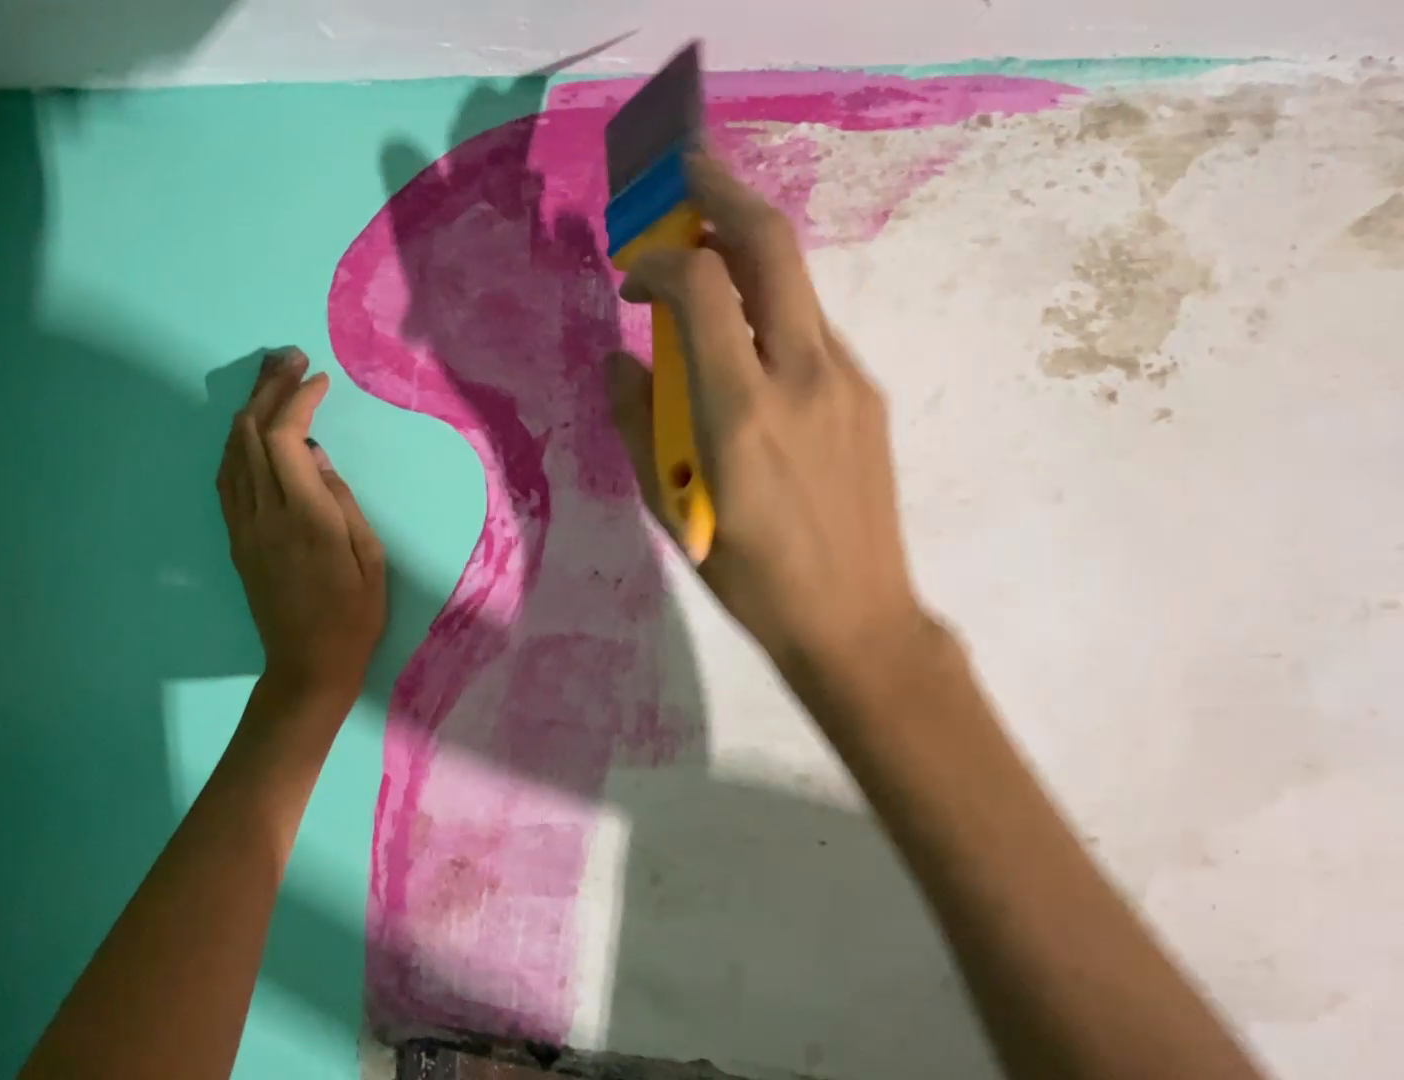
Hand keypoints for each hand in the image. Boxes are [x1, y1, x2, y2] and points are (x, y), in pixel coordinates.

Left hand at [217, 347, 387, 704]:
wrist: (308, 665)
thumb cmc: (354, 615)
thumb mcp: (370, 558)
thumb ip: (342, 501)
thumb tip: (315, 456)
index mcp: (305, 517)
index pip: (286, 437)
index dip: (298, 399)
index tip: (319, 378)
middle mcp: (266, 514)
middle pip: (251, 433)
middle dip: (269, 388)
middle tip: (289, 357)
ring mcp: (244, 526)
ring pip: (232, 452)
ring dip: (248, 409)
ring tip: (270, 380)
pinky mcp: (236, 539)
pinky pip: (226, 479)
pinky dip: (236, 444)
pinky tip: (249, 429)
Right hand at [608, 152, 924, 680]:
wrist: (855, 618)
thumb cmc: (746, 576)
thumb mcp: (671, 509)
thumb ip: (639, 423)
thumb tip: (622, 363)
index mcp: (742, 411)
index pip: (702, 287)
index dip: (660, 261)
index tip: (633, 278)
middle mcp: (803, 375)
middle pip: (770, 247)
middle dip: (723, 195)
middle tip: (685, 172)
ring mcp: (846, 379)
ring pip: (793, 283)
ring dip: (746, 252)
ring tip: (702, 260)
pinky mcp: (866, 393)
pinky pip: (808, 327)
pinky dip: (767, 307)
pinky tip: (742, 343)